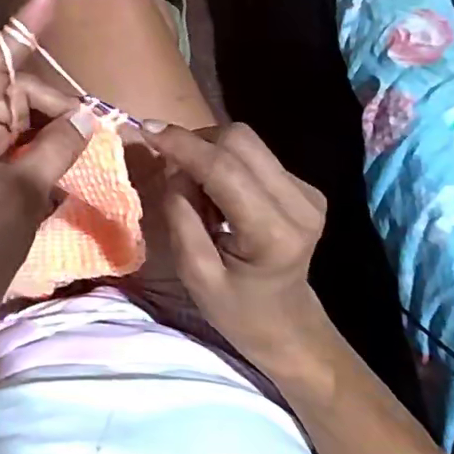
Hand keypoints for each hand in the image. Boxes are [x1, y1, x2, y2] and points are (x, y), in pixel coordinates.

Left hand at [0, 0, 92, 291]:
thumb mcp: (25, 191)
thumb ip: (58, 145)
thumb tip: (91, 114)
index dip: (22, 32)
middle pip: (12, 88)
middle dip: (52, 100)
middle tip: (90, 121)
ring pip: (22, 109)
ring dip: (54, 119)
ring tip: (83, 137)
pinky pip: (24, 130)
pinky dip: (48, 135)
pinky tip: (71, 143)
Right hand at [142, 122, 333, 366]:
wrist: (285, 324)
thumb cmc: (235, 308)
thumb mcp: (194, 272)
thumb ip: (180, 215)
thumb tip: (174, 167)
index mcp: (273, 232)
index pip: (224, 169)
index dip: (183, 144)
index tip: (146, 130)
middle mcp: (300, 203)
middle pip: (239, 141)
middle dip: (195, 144)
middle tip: (171, 173)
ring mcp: (307, 191)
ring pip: (246, 142)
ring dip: (209, 153)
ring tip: (196, 192)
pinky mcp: (303, 186)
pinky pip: (253, 154)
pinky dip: (224, 163)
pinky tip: (218, 195)